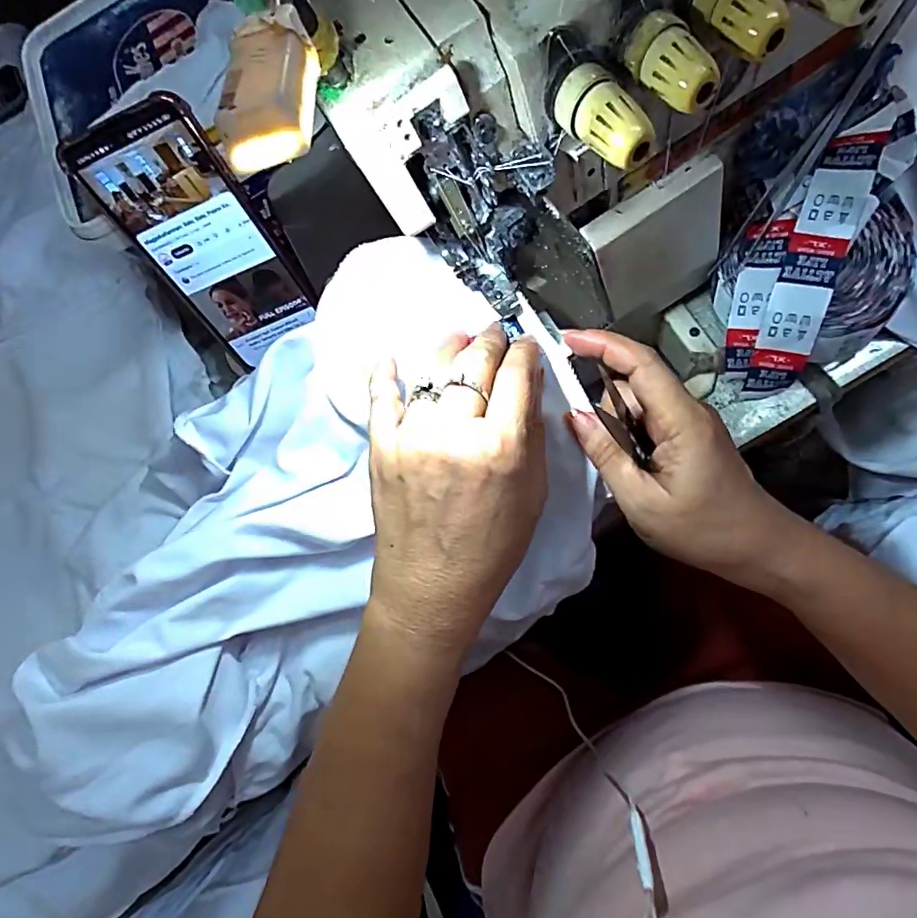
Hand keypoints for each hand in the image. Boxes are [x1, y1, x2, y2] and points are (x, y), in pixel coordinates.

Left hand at [367, 324, 548, 654]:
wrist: (432, 586)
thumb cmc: (493, 547)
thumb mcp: (534, 494)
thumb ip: (535, 437)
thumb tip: (529, 389)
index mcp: (503, 447)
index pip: (516, 375)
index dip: (524, 351)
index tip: (526, 345)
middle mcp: (457, 433)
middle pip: (475, 363)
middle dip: (490, 340)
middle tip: (495, 331)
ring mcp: (413, 436)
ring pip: (432, 370)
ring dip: (450, 348)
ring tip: (459, 338)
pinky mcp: (381, 446)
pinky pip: (382, 397)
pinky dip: (387, 374)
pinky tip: (393, 358)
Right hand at [563, 329, 814, 594]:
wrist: (757, 546)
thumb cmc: (702, 530)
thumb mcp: (641, 500)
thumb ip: (606, 454)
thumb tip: (575, 416)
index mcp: (681, 419)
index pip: (640, 362)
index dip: (603, 343)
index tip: (568, 338)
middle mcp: (689, 410)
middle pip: (635, 383)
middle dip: (604, 403)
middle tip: (591, 442)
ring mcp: (692, 422)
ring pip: (641, 403)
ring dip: (618, 425)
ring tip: (618, 468)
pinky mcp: (692, 435)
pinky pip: (652, 420)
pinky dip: (631, 434)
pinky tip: (628, 465)